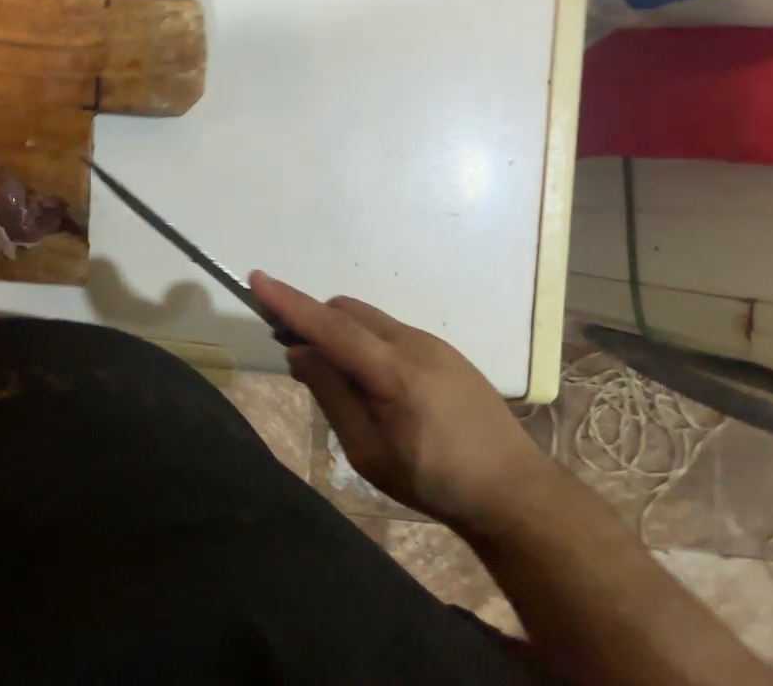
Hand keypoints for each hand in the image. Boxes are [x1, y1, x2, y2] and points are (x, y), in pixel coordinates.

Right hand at [250, 271, 558, 534]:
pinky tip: (366, 380)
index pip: (330, 327)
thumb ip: (331, 395)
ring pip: (368, 318)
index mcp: (395, 373)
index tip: (256, 279)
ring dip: (337, 330)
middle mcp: (414, 345)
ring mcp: (434, 345)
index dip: (289, 303)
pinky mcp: (445, 353)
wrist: (516, 493)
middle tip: (292, 354)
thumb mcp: (368, 451)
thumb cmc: (434, 481)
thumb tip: (300, 352)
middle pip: (346, 311)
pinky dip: (362, 339)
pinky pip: (388, 331)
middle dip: (311, 318)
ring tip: (330, 375)